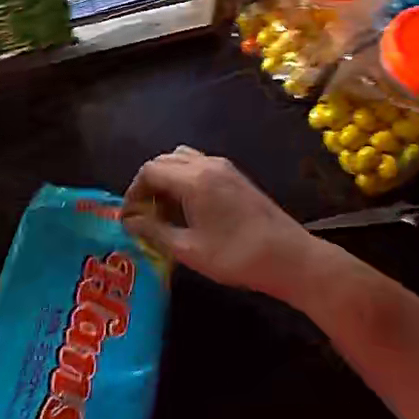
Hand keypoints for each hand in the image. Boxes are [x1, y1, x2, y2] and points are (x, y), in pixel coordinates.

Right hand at [121, 147, 330, 302]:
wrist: (290, 258)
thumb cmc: (236, 257)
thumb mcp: (188, 250)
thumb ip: (154, 232)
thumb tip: (129, 222)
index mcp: (193, 179)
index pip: (149, 171)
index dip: (132, 192)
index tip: (128, 217)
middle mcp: (207, 165)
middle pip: (164, 161)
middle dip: (147, 184)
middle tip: (142, 215)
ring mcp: (224, 168)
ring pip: (182, 160)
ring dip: (166, 179)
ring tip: (162, 210)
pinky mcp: (236, 177)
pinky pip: (199, 165)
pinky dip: (183, 179)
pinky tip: (186, 207)